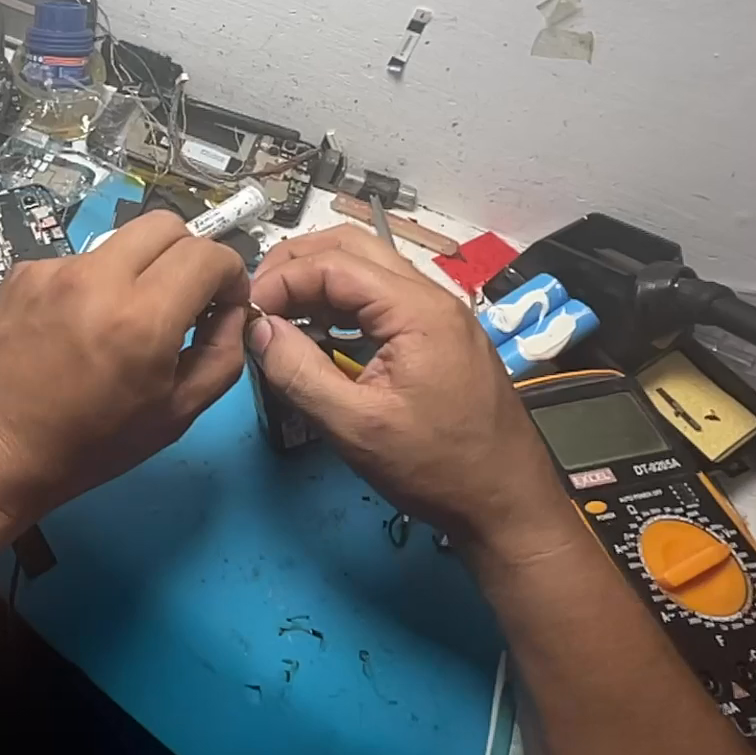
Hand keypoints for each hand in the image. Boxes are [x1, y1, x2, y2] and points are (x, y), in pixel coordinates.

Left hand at [0, 212, 250, 525]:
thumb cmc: (85, 447)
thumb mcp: (174, 416)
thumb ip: (222, 355)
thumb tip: (232, 311)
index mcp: (139, 317)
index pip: (207, 254)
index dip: (230, 274)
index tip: (223, 300)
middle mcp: (95, 278)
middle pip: (166, 225)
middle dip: (189, 255)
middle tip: (184, 298)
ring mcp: (53, 269)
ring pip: (121, 242)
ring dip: (140, 269)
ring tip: (124, 319)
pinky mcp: (23, 271)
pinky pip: (80, 260)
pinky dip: (95, 283)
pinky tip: (79, 325)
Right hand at [246, 225, 573, 552]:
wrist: (509, 508)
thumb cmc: (437, 469)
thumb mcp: (355, 426)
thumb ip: (299, 371)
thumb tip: (258, 328)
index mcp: (417, 310)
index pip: (332, 264)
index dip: (280, 280)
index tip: (246, 313)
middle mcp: (430, 297)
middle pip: (349, 246)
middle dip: (294, 264)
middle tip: (257, 299)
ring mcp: (435, 313)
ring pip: (363, 266)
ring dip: (314, 280)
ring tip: (276, 312)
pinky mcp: (433, 333)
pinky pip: (375, 296)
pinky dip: (336, 302)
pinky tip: (311, 330)